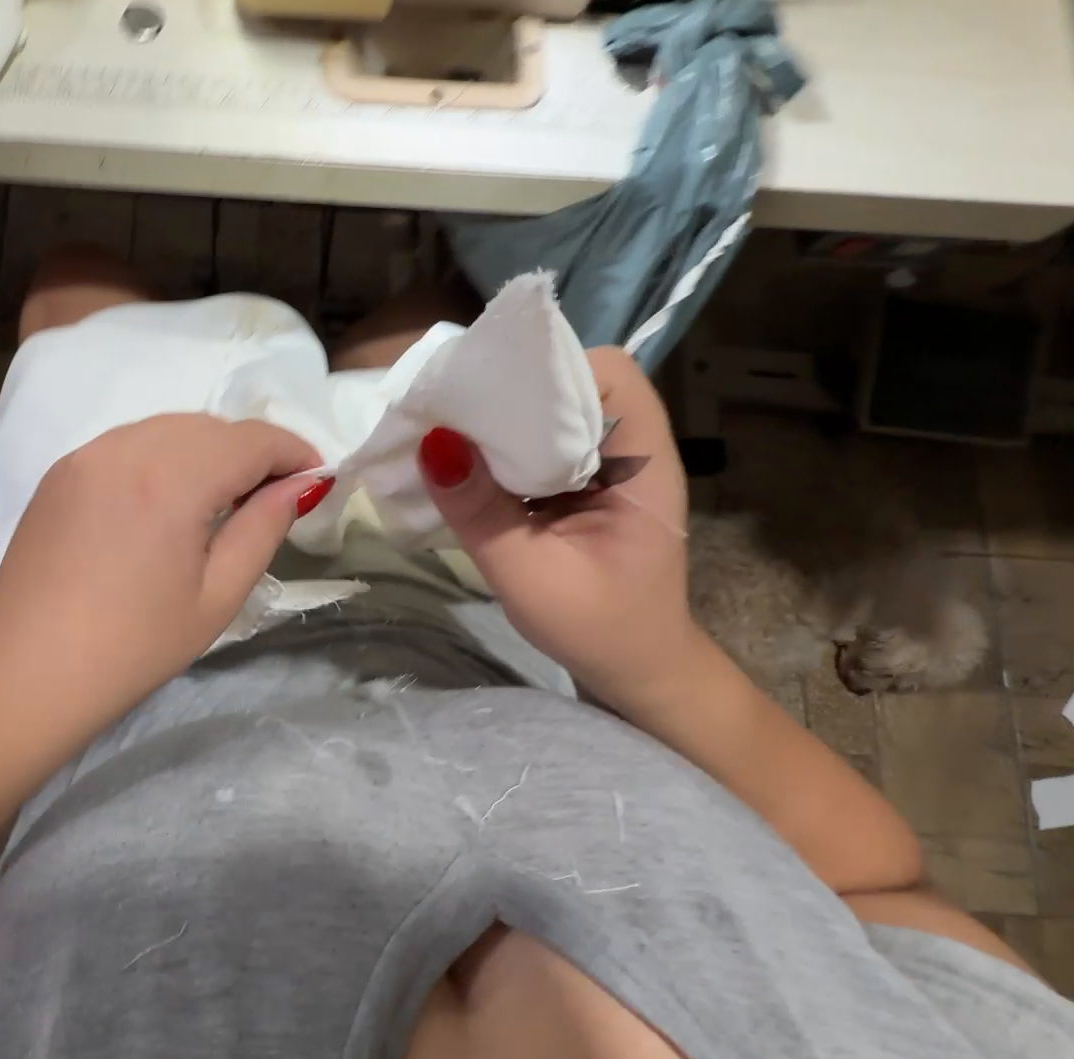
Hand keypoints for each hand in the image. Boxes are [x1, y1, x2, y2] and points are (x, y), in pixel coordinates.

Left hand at [0, 414, 326, 723]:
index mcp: (172, 479)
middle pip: (209, 426)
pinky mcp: (60, 472)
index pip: (251, 439)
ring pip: (166, 429)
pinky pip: (126, 444)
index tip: (315, 478)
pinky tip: (164, 501)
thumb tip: (298, 485)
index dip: (293, 451)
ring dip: (205, 449)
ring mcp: (85, 455)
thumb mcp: (217, 597)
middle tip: (271, 496)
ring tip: (219, 498)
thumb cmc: (134, 648)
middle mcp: (126, 448)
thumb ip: (263, 529)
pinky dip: (160, 456)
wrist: (30, 673)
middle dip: (250, 451)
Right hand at [417, 346, 708, 713]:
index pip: (613, 377)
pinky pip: (541, 450)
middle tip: (454, 412)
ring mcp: (606, 472)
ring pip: (554, 418)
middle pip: (577, 389)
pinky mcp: (581, 490)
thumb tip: (431, 443)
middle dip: (514, 393)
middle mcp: (629, 455)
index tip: (494, 391)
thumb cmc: (596, 629)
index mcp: (641, 467)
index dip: (555, 370)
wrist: (635, 673)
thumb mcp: (529, 575)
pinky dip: (503, 452)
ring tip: (451, 434)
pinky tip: (468, 468)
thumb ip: (480, 511)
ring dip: (503, 423)